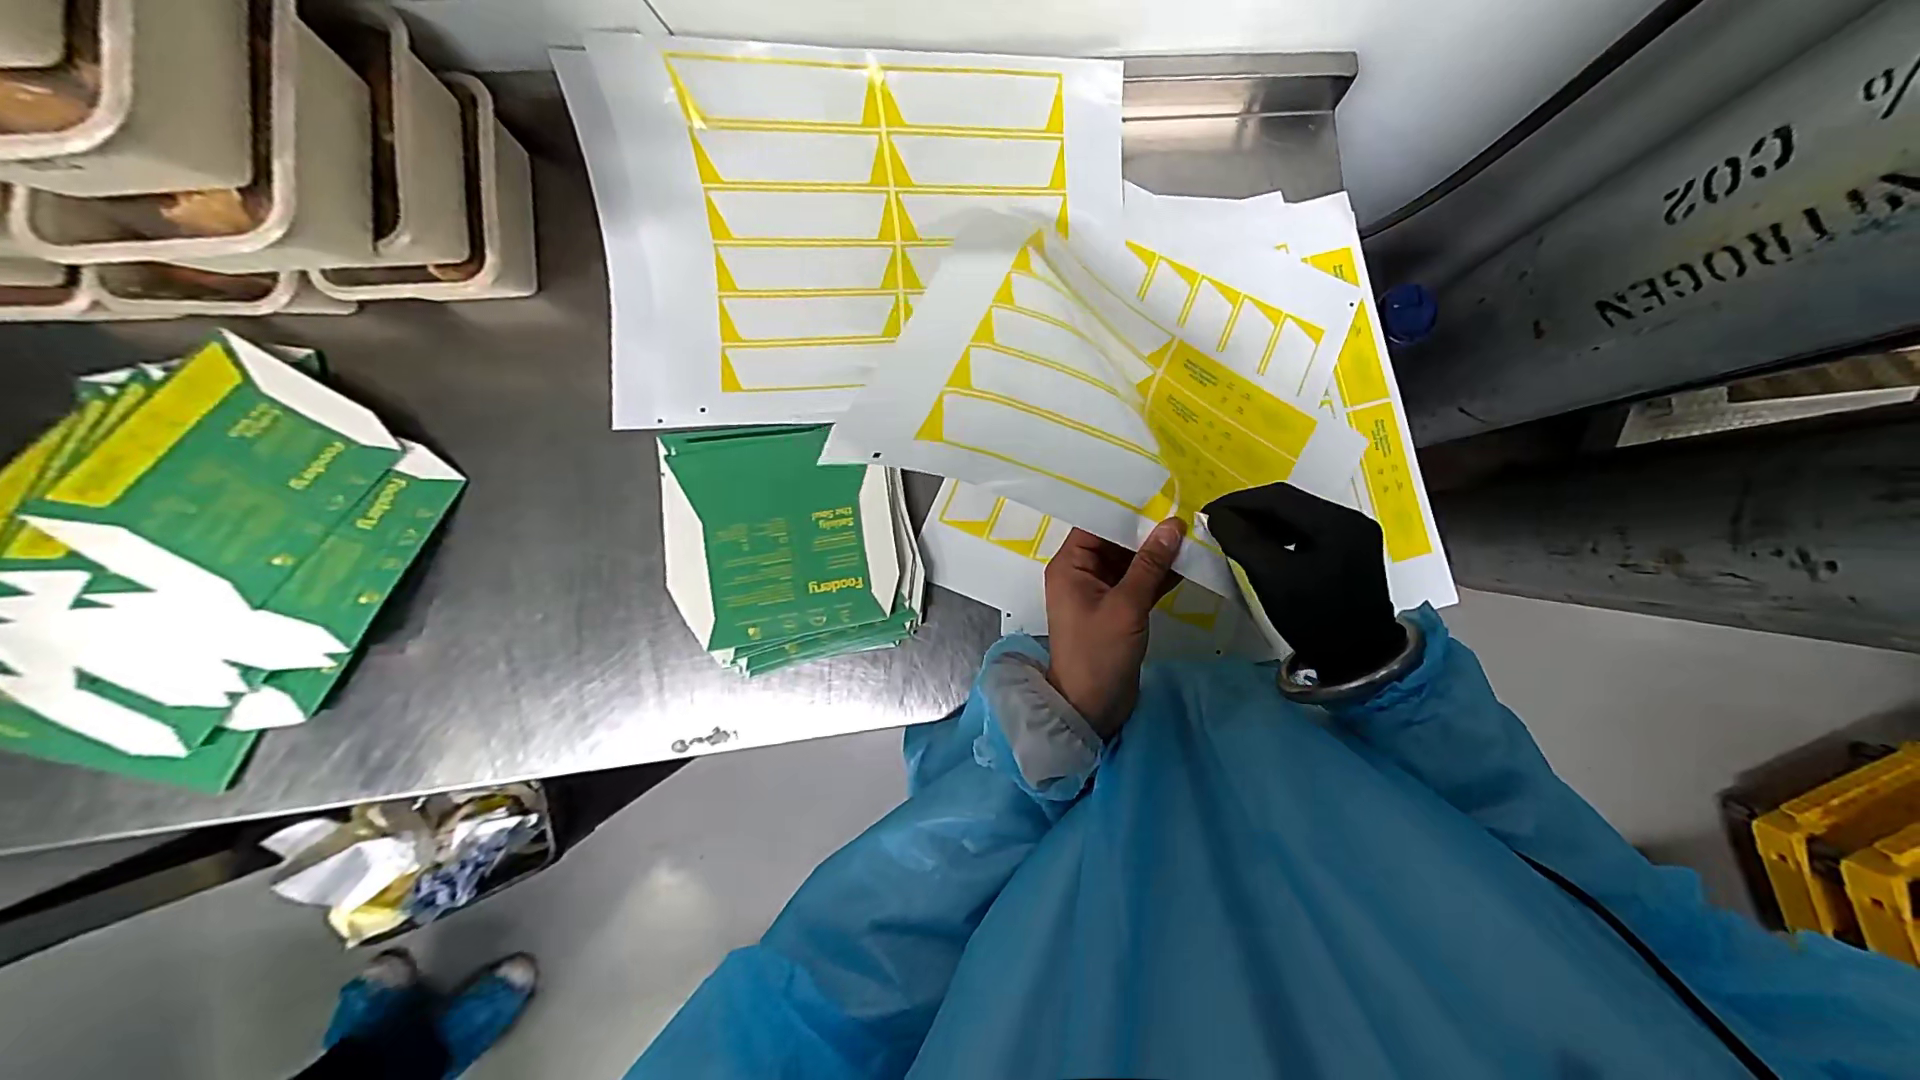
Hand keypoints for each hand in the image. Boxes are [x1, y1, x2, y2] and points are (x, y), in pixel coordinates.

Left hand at [1042, 519, 1184, 736]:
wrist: (1091, 706)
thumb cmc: (1098, 653)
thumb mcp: (1126, 605)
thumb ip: (1149, 564)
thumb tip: (1172, 526)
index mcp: (1069, 566)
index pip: (1095, 525)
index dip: (1124, 511)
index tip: (1158, 498)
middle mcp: (1082, 573)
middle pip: (1115, 541)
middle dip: (1147, 532)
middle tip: (1184, 517)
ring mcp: (1100, 592)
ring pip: (1130, 562)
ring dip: (1157, 554)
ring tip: (1192, 536)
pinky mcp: (1118, 609)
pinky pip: (1139, 582)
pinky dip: (1159, 576)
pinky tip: (1188, 564)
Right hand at [1202, 483, 1402, 684]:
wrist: (1358, 659)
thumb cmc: (1314, 619)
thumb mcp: (1272, 578)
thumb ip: (1242, 541)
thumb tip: (1216, 516)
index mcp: (1336, 523)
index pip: (1278, 497)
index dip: (1237, 502)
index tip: (1207, 512)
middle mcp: (1350, 519)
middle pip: (1289, 502)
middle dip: (1250, 510)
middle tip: (1217, 522)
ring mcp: (1353, 533)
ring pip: (1297, 515)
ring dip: (1263, 521)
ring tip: (1234, 533)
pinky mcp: (1350, 548)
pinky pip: (1307, 530)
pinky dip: (1280, 533)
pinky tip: (1262, 545)